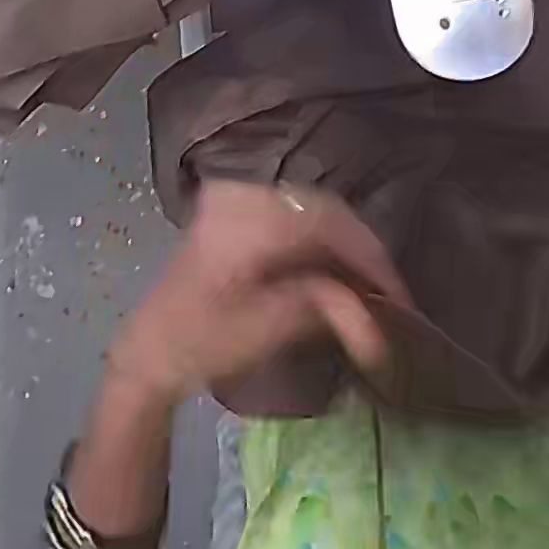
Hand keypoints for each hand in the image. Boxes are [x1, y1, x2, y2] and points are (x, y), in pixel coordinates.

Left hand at [104, 182, 400, 408]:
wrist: (149, 350)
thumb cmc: (197, 342)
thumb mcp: (260, 330)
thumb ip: (323, 310)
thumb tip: (379, 320)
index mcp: (246, 218)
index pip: (326, 222)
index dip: (370, 257)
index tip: (399, 298)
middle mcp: (247, 198)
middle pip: (327, 211)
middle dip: (365, 253)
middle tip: (393, 295)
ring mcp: (245, 204)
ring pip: (318, 214)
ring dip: (349, 251)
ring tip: (375, 291)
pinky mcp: (247, 218)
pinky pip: (302, 222)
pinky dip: (329, 249)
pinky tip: (343, 278)